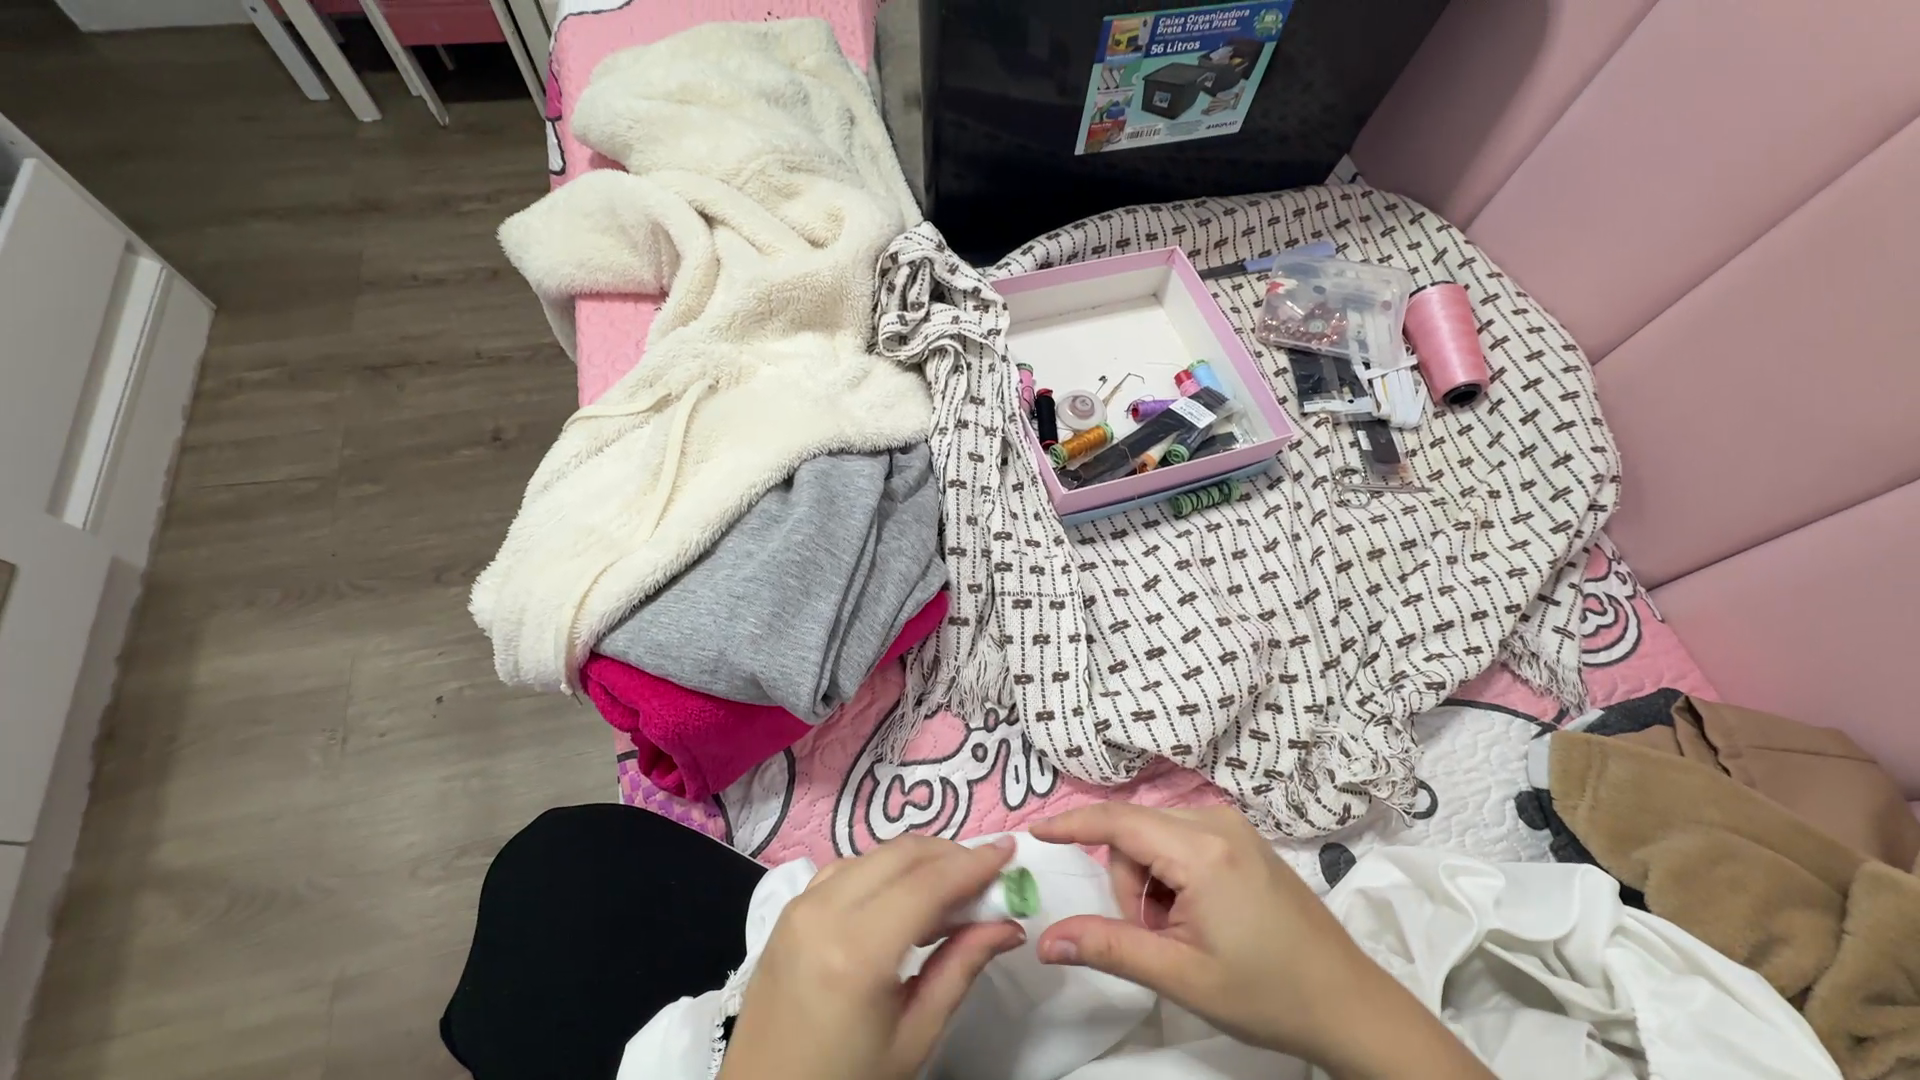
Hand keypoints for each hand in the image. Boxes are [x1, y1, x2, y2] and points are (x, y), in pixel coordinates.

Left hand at [718, 835, 1024, 1079]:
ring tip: (953, 887)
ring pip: (873, 854)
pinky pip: (845, 869)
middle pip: (901, 855)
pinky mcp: (787, 912)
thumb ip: (961, 969)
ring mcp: (799, 907)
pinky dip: (882, 868)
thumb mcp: (913, 1036)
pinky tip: (903, 894)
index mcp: (857, 952)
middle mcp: (823, 912)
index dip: (973, 863)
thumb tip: (1008, 925)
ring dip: (917, 859)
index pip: (928, 883)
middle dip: (950, 854)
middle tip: (988, 873)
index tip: (1009, 851)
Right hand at [1030, 805, 1493, 1079]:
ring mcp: (1235, 827)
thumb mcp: (1180, 975)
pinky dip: (1172, 876)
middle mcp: (1216, 821)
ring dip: (1150, 883)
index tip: (1034, 834)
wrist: (1348, 1004)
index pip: (1117, 821)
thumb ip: (1108, 946)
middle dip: (1127, 882)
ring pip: (1156, 838)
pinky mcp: (1244, 840)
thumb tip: (1045, 939)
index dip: (1072, 824)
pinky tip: (1196, 918)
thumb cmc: (1265, 992)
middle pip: (1136, 832)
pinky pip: (1182, 841)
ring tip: (1179, 934)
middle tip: (1149, 936)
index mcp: (1201, 849)